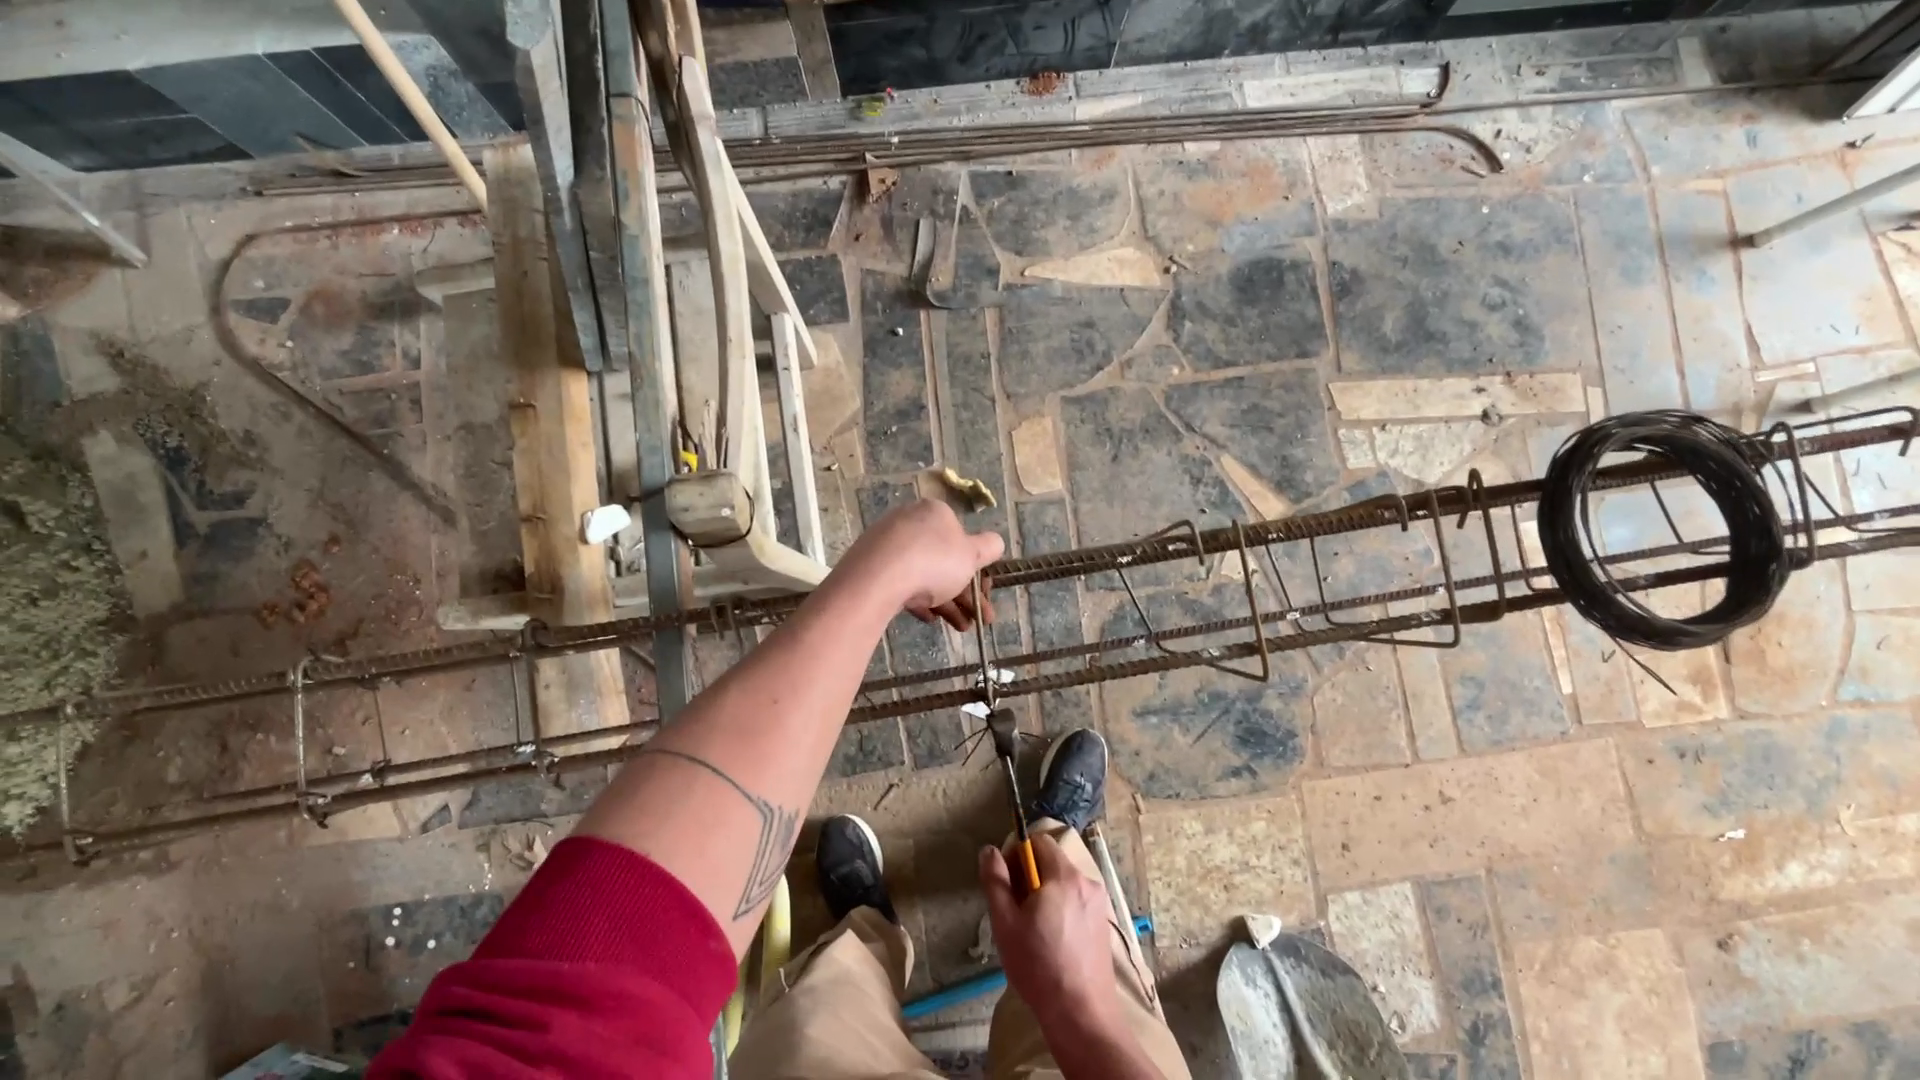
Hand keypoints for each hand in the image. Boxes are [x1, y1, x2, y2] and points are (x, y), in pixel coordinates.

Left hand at [839, 499, 1003, 629]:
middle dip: (966, 593)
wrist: (879, 577)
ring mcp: (889, 545)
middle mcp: (911, 522)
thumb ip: (988, 548)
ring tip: (962, 628)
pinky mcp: (873, 566)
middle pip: (945, 560)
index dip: (977, 568)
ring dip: (948, 603)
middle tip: (980, 618)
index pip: (962, 538)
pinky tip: (930, 620)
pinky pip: (902, 583)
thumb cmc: (934, 560)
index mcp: (936, 513)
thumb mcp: (972, 554)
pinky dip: (919, 602)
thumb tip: (995, 542)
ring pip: (925, 575)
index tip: (985, 592)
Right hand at [978, 834, 1121, 1028]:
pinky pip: (1076, 901)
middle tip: (1015, 910)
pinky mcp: (1104, 924)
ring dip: (1044, 894)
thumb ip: (995, 881)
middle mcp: (1087, 882)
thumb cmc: (1038, 966)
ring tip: (1032, 930)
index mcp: (1064, 876)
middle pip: (1052, 861)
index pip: (1038, 841)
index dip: (1017, 855)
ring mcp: (1099, 904)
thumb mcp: (1005, 923)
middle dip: (1030, 877)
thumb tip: (989, 850)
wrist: (1081, 1013)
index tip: (1006, 882)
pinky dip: (1060, 908)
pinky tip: (1052, 941)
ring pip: (1063, 883)